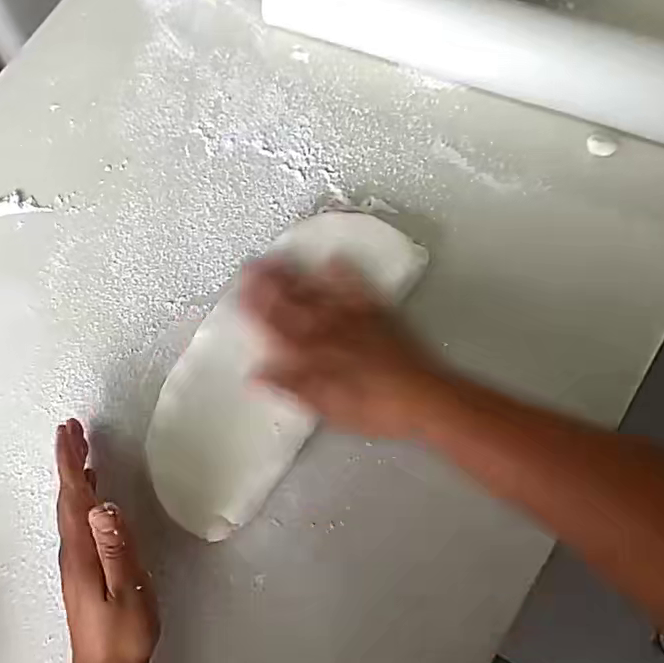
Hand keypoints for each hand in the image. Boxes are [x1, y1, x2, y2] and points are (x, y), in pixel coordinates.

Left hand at [55, 419, 158, 662]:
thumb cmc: (122, 637)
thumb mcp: (129, 591)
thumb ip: (117, 548)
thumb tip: (102, 505)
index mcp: (82, 550)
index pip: (73, 495)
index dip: (70, 460)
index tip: (69, 431)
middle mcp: (72, 550)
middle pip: (67, 495)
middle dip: (68, 459)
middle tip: (72, 429)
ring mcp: (75, 561)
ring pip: (70, 507)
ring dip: (73, 476)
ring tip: (81, 452)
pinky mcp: (83, 570)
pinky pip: (78, 520)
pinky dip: (81, 498)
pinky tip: (91, 498)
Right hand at [240, 258, 455, 438]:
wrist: (426, 400)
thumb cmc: (376, 407)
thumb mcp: (324, 406)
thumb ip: (289, 386)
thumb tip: (257, 375)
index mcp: (312, 354)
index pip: (274, 327)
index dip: (253, 310)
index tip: (237, 294)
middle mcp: (329, 332)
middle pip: (291, 303)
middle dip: (267, 284)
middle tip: (250, 265)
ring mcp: (354, 320)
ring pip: (317, 292)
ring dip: (295, 273)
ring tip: (277, 256)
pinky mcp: (378, 316)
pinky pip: (358, 289)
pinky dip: (345, 272)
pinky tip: (335, 258)